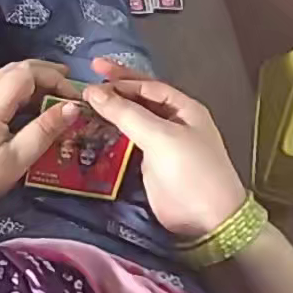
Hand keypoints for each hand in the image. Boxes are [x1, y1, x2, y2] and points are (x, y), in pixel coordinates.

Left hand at [0, 60, 81, 218]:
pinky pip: (2, 92)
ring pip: (8, 79)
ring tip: (58, 95)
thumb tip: (72, 107)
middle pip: (17, 69)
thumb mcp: (17, 158)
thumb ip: (44, 130)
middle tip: (70, 85)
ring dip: (34, 81)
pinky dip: (23, 93)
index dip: (54, 77)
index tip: (73, 97)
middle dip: (46, 72)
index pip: (27, 73)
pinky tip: (35, 108)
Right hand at [81, 58, 247, 238]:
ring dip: (111, 111)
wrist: (206, 219)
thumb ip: (126, 113)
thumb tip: (93, 91)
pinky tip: (95, 129)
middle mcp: (174, 122)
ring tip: (85, 103)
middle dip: (115, 88)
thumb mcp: (160, 137)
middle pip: (140, 99)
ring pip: (133, 119)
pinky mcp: (151, 163)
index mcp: (183, 109)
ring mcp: (162, 143)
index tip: (92, 73)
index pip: (148, 86)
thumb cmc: (190, 171)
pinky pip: (129, 140)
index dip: (121, 78)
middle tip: (87, 78)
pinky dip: (112, 132)